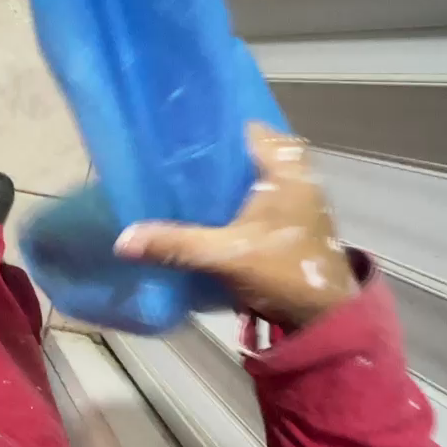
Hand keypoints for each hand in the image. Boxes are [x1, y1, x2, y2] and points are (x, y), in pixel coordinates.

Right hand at [113, 122, 357, 327]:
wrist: (323, 317)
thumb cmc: (284, 272)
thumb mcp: (225, 256)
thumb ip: (175, 244)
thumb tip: (123, 240)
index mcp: (288, 170)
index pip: (249, 129)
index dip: (214, 129)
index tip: (179, 137)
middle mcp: (297, 177)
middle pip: (248, 154)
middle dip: (213, 159)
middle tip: (173, 164)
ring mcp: (297, 202)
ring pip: (253, 179)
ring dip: (223, 183)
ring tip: (181, 186)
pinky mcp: (291, 226)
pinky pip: (256, 201)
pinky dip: (232, 204)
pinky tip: (204, 215)